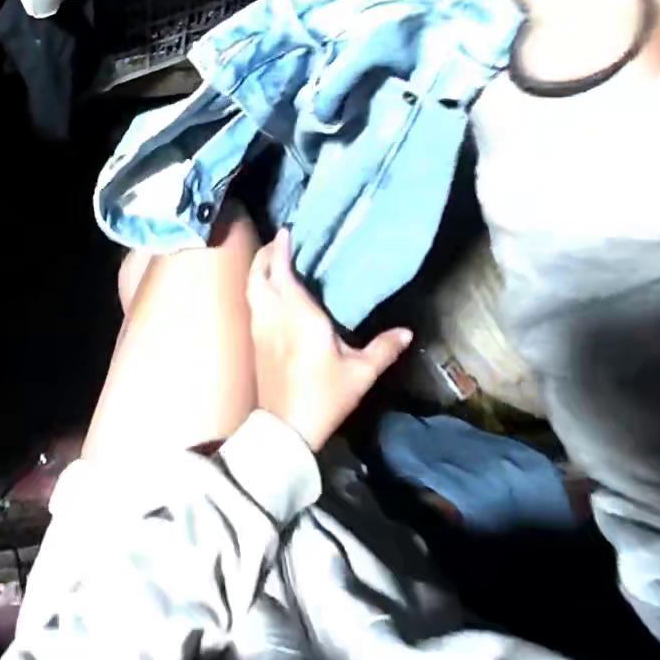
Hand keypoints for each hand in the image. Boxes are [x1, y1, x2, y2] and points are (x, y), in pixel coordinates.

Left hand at [246, 230, 411, 450]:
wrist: (286, 428)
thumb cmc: (324, 396)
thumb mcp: (360, 374)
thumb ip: (383, 349)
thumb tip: (407, 332)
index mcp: (299, 315)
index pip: (283, 271)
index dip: (281, 248)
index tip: (286, 231)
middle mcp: (274, 314)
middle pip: (259, 274)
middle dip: (266, 254)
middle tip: (279, 243)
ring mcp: (261, 327)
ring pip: (251, 288)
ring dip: (258, 270)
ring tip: (272, 262)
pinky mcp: (255, 341)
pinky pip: (252, 304)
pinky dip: (257, 288)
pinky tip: (270, 293)